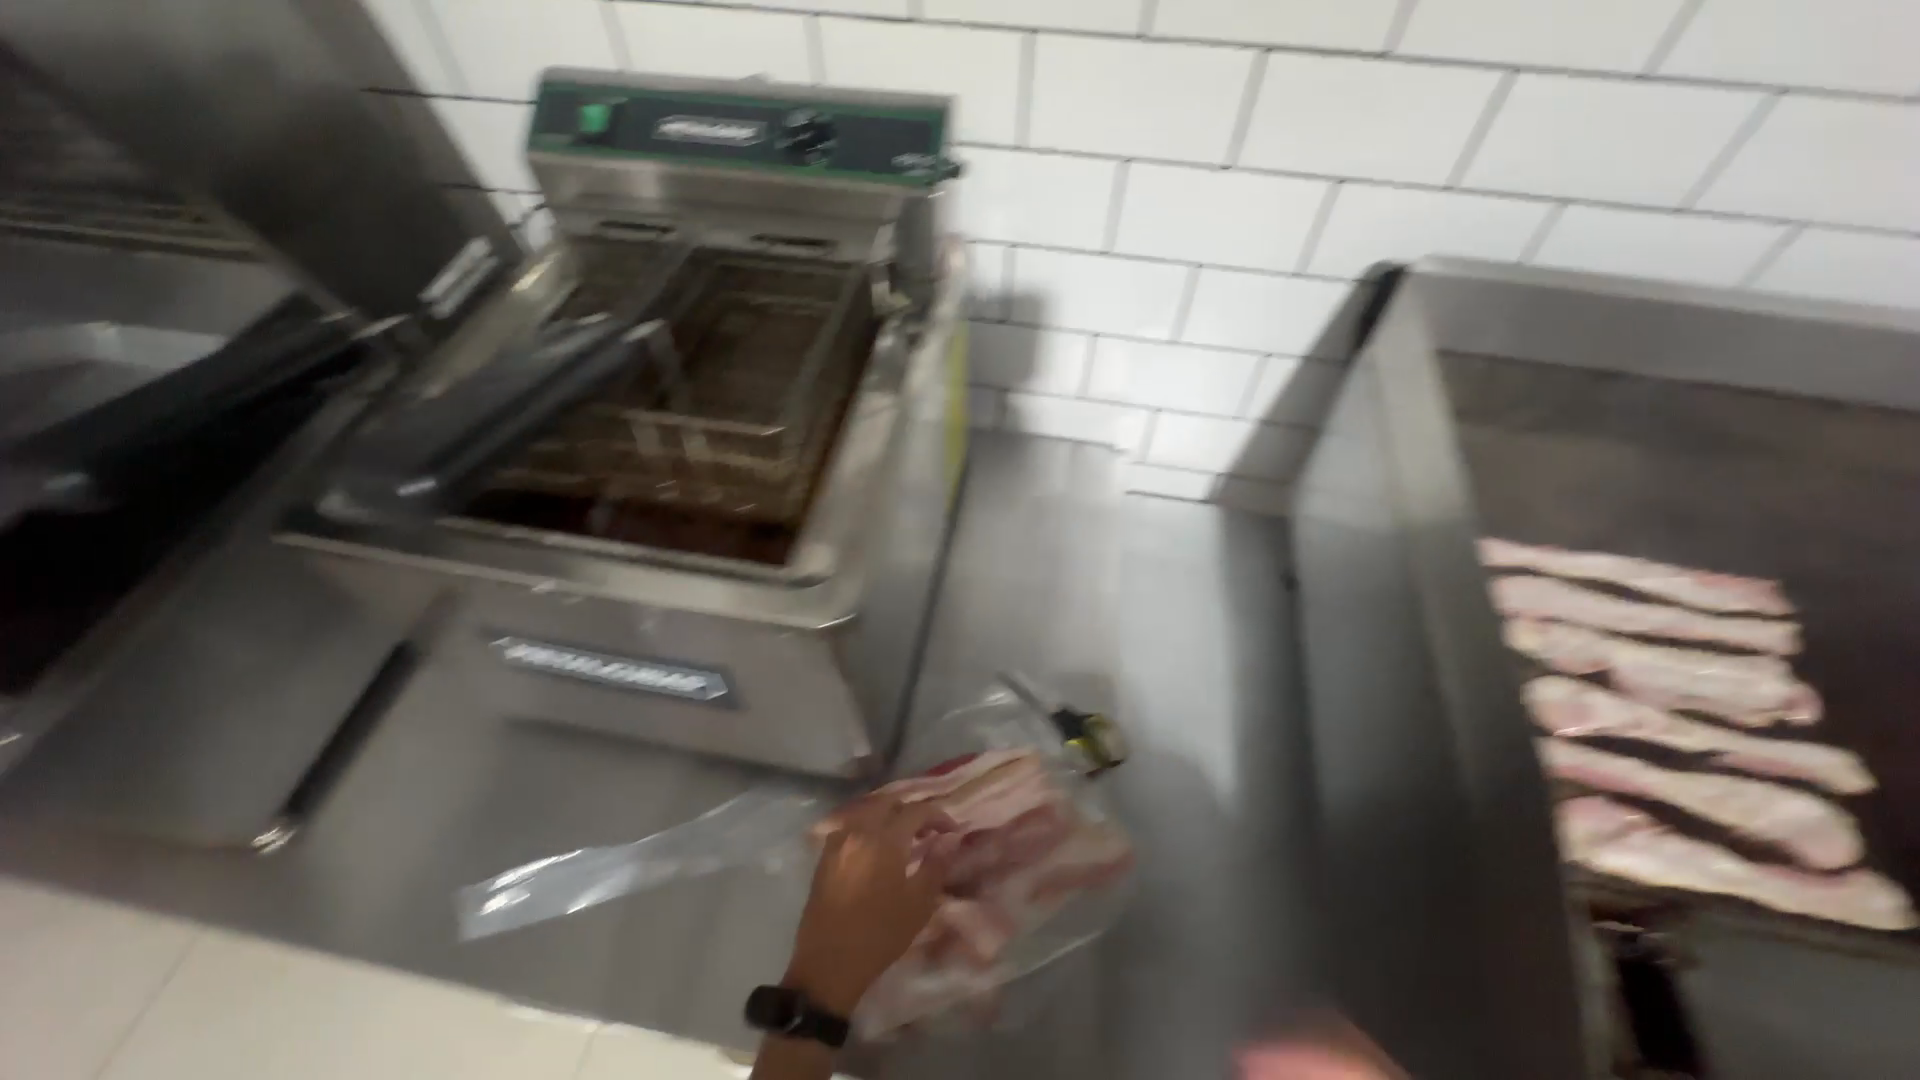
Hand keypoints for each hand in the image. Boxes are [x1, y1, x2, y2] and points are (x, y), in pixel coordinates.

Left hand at [784, 795, 950, 1014]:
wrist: (829, 963)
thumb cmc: (880, 934)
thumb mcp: (918, 903)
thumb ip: (936, 864)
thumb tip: (950, 839)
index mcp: (884, 840)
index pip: (916, 811)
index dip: (938, 816)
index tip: (952, 831)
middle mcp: (858, 831)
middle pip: (887, 803)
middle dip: (910, 811)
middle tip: (927, 831)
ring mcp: (837, 842)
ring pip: (866, 812)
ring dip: (887, 817)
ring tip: (902, 839)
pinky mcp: (824, 856)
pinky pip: (849, 827)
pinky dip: (867, 828)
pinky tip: (875, 849)